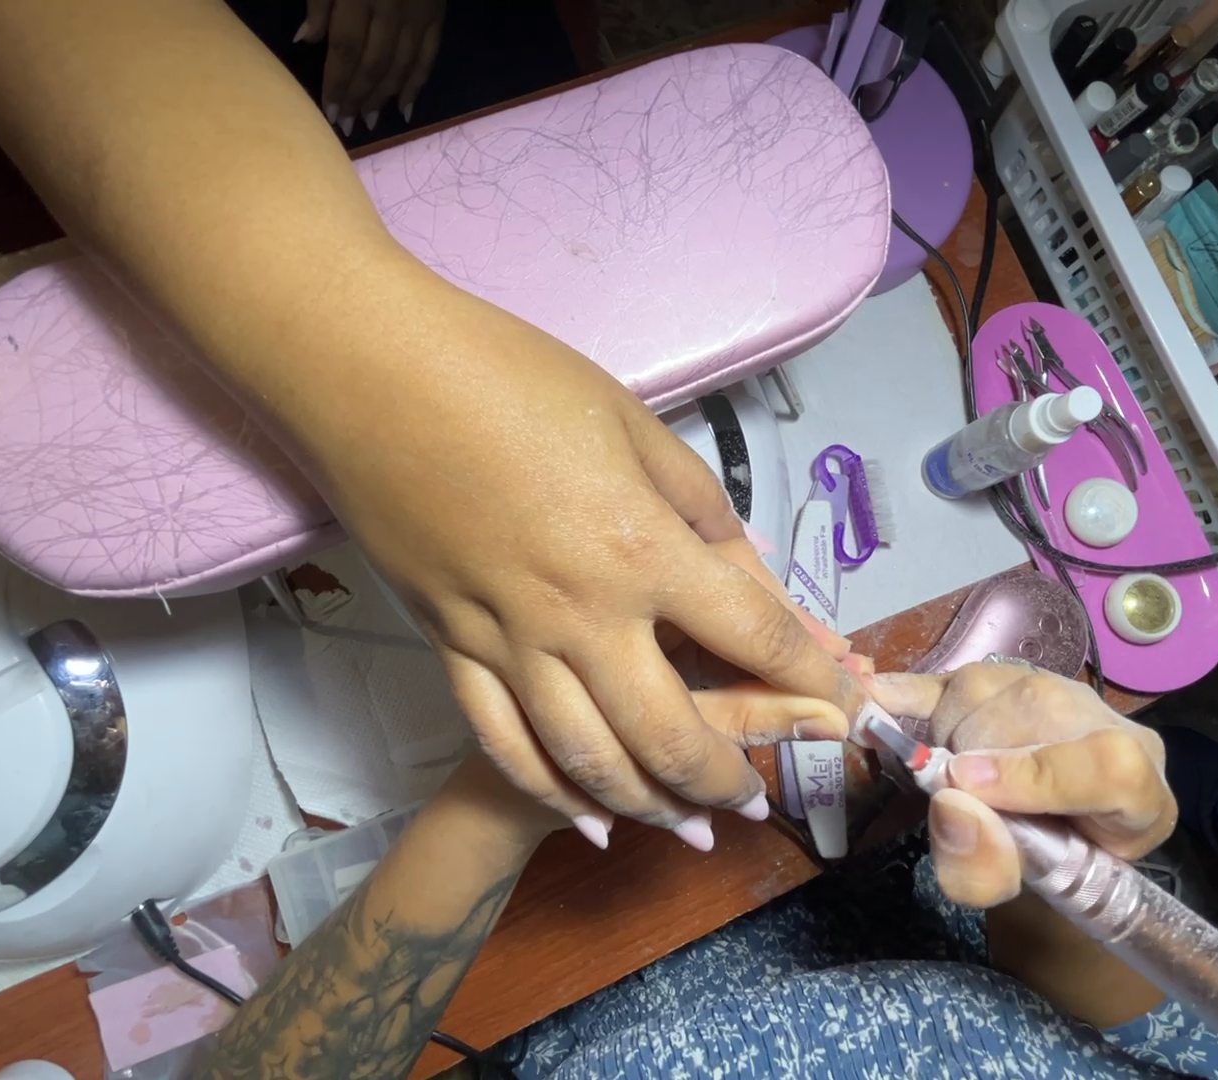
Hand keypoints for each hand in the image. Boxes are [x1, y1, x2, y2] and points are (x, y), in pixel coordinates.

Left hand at [296, 0, 444, 134]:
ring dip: (383, 99)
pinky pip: (428, 59)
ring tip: (370, 123)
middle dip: (359, 99)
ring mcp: (418, 17)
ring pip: (399, 68)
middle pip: (373, 66)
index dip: (337, 84)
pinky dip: (416, 86)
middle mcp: (392, 12)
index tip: (330, 113)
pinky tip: (405, 110)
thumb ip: (319, 0)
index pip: (346, 49)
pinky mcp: (437, 17)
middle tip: (348, 126)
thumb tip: (305, 40)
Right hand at [297, 282, 862, 850]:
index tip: (843, 703)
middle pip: (672, 734)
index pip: (754, 634)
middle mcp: (584, 618)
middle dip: (730, 775)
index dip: (812, 675)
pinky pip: (507, 744)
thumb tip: (750, 575)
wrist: (373, 377)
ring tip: (694, 826)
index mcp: (643, 550)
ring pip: (589, 762)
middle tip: (761, 795)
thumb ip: (701, 510)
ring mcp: (509, 645)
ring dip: (653, 805)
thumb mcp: (635, 427)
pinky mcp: (451, 651)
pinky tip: (591, 821)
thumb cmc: (515, 381)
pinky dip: (555, 794)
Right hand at [870, 662, 1174, 907]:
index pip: (1109, 766)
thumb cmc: (1043, 866)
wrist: (1041, 832)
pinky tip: (875, 699)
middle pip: (1030, 713)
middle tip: (954, 795)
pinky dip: (903, 689)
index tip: (966, 786)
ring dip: (943, 732)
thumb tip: (949, 806)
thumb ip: (986, 868)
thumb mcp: (1022, 891)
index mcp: (1140, 792)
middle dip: (970, 755)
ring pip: (983, 686)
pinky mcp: (1001, 674)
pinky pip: (945, 674)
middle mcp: (1105, 723)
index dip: (1035, 774)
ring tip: (949, 770)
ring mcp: (1053, 687)